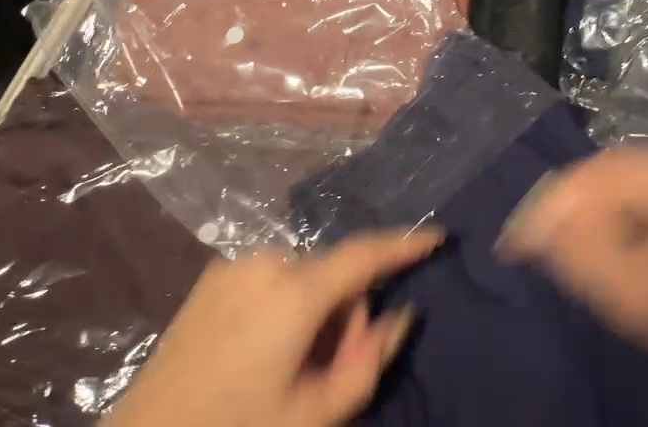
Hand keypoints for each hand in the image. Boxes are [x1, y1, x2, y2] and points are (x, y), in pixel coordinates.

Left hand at [105, 228, 441, 426]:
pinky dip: (283, 303)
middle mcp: (266, 262)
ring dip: (313, 309)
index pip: (364, 255)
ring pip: (301, 275)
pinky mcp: (210, 276)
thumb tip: (398, 315)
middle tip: (331, 366)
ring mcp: (233, 265)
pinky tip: (261, 350)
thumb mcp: (311, 414)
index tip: (437, 238)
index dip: (405, 244)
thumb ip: (366, 363)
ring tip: (290, 365)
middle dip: (346, 309)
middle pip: (332, 272)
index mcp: (294, 292)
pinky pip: (269, 278)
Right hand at [496, 147, 647, 426]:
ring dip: (586, 201)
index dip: (554, 201)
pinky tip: (593, 229)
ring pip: (623, 175)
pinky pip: (640, 186)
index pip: (600, 174)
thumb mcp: (634, 293)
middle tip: (532, 230)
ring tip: (554, 230)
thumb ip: (581, 252)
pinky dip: (610, 205)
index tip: (519, 234)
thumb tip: (534, 224)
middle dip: (568, 198)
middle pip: (610, 167)